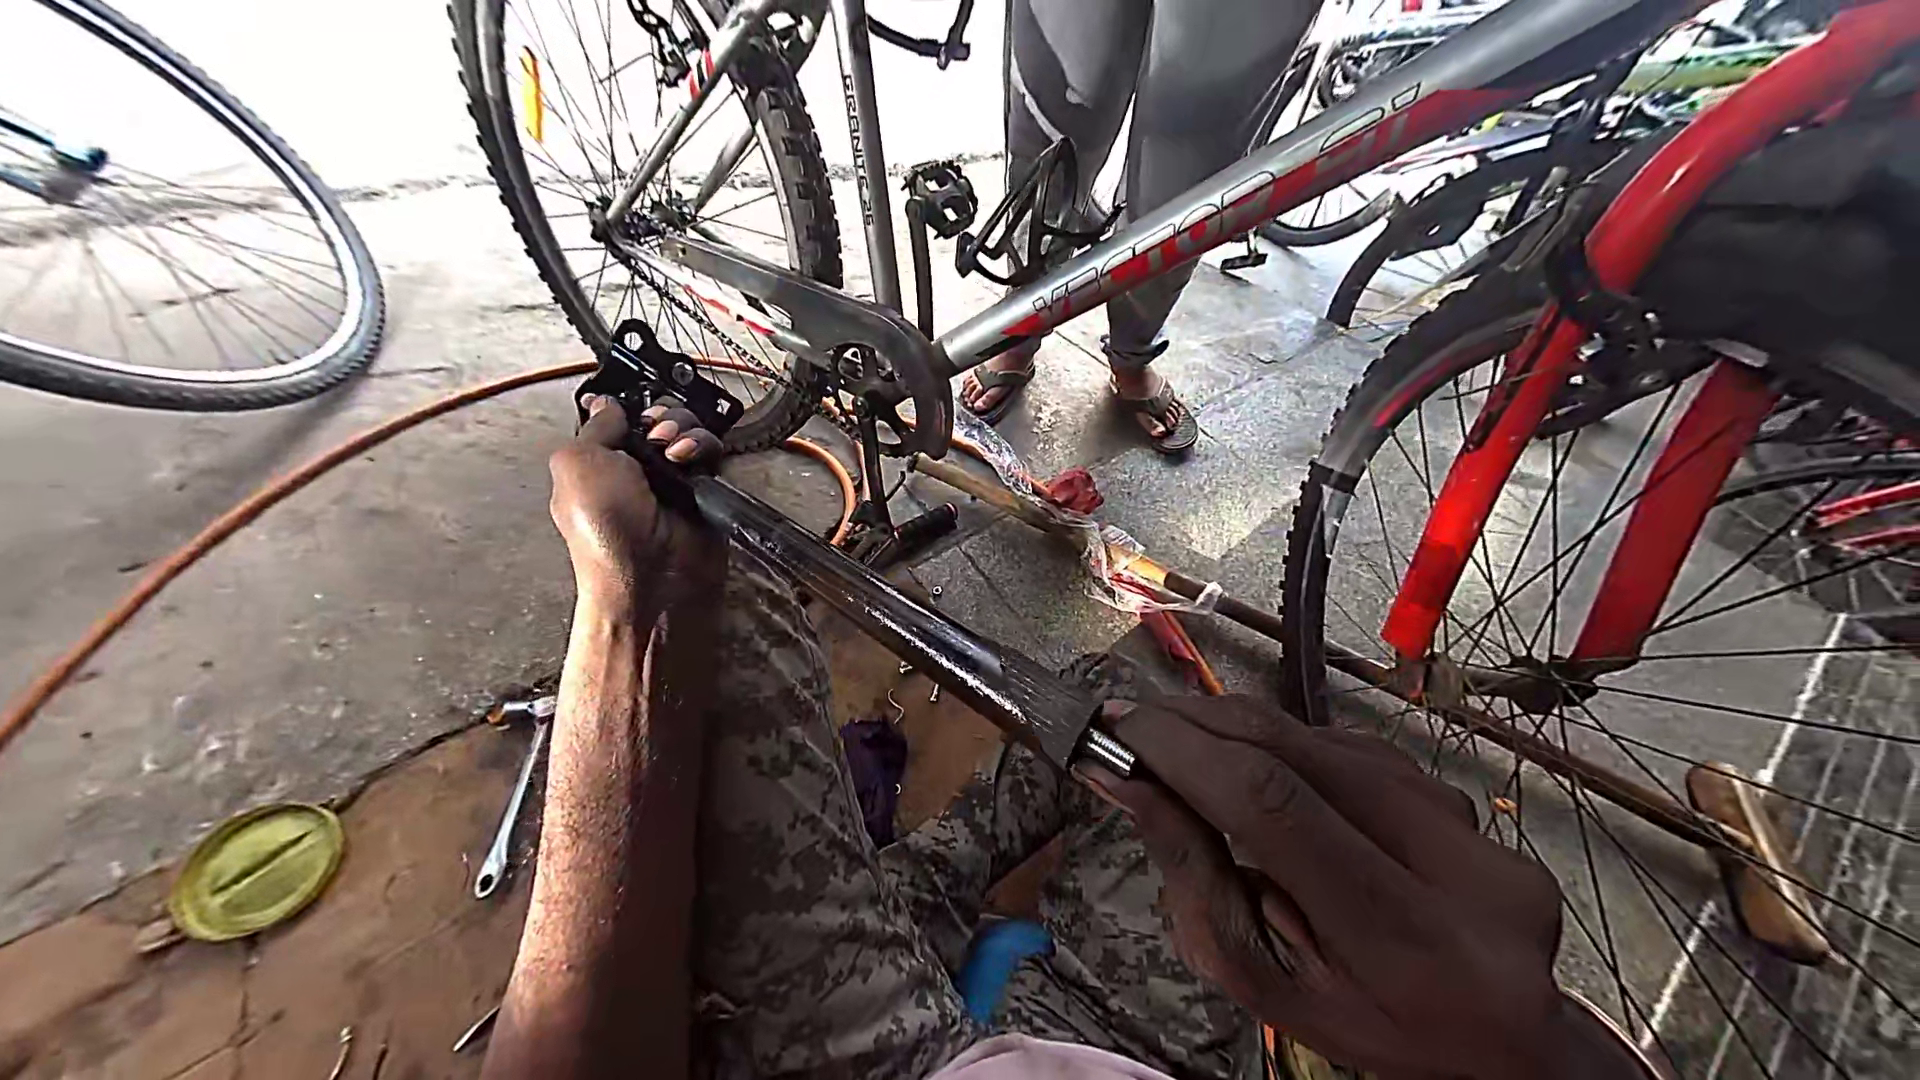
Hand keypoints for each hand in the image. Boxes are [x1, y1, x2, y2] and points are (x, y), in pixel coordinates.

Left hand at [549, 395, 722, 600]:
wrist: (652, 574)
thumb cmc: (605, 527)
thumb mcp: (576, 464)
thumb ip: (595, 427)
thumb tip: (607, 403)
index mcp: (602, 461)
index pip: (624, 416)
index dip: (631, 406)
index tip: (635, 409)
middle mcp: (640, 466)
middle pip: (660, 417)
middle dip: (660, 416)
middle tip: (656, 434)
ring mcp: (675, 477)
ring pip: (689, 429)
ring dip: (683, 429)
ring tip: (674, 451)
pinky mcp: (707, 489)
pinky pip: (712, 452)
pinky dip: (703, 446)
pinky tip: (689, 458)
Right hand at [1083, 696, 1566, 1079]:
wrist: (1483, 1031)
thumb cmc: (1355, 1016)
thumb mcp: (1255, 972)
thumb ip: (1188, 870)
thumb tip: (1124, 779)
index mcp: (1408, 943)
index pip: (1271, 803)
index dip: (1184, 751)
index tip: (1119, 729)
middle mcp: (1458, 867)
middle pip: (1292, 750)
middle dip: (1194, 721)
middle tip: (1131, 719)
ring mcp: (1464, 819)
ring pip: (1311, 735)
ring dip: (1226, 724)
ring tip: (1175, 738)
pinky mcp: (1451, 790)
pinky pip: (1337, 741)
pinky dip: (1274, 739)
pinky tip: (1249, 761)